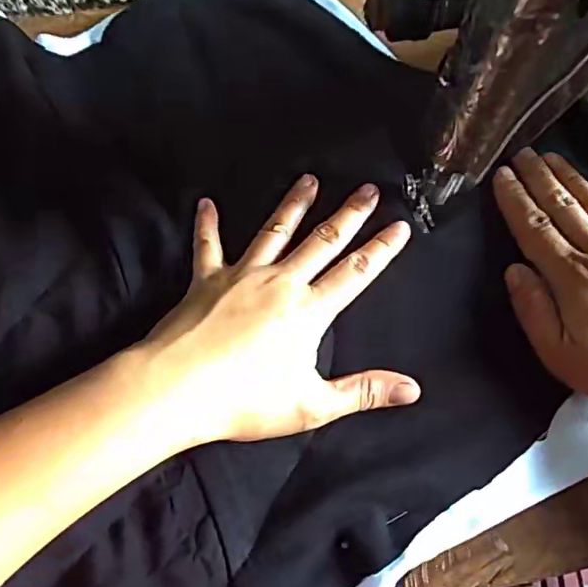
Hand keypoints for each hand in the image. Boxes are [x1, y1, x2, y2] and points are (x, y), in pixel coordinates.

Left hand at [135, 175, 419, 444]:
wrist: (177, 389)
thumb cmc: (242, 401)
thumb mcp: (311, 405)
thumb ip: (363, 392)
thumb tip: (410, 390)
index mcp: (308, 312)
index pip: (356, 272)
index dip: (382, 249)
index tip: (399, 226)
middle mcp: (278, 284)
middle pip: (323, 241)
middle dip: (349, 214)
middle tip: (367, 190)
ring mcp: (241, 277)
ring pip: (275, 231)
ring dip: (295, 205)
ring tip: (309, 181)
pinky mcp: (205, 281)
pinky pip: (208, 245)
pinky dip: (208, 224)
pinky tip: (206, 204)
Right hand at [493, 149, 587, 423]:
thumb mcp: (562, 356)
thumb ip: (533, 311)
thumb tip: (514, 272)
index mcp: (573, 278)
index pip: (534, 230)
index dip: (515, 201)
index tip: (501, 177)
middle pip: (564, 208)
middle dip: (539, 178)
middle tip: (521, 154)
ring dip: (575, 178)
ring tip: (555, 157)